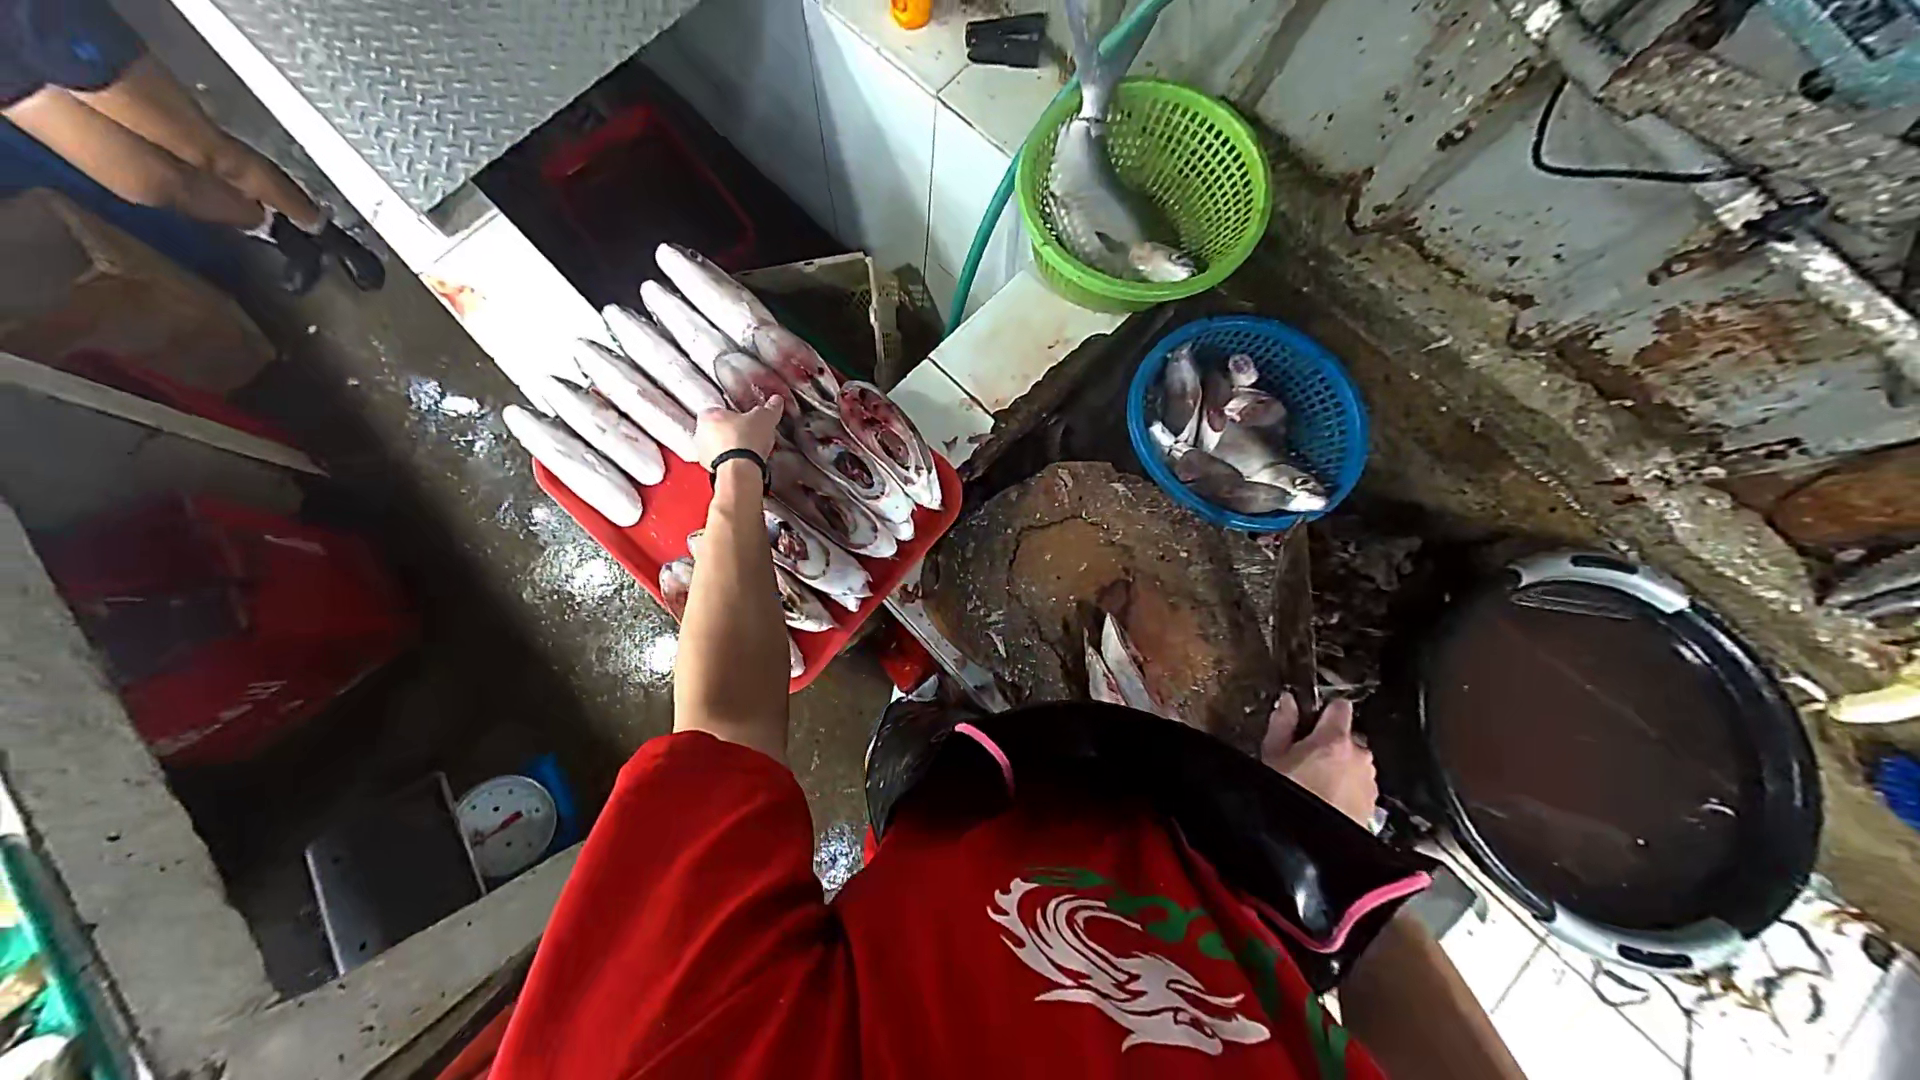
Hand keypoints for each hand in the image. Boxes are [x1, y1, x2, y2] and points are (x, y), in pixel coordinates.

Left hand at [694, 396, 782, 466]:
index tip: (747, 418)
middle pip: (718, 428)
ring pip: (719, 446)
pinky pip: (721, 462)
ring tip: (750, 451)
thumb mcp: (764, 418)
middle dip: (733, 431)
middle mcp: (700, 432)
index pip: (720, 408)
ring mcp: (703, 452)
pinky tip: (745, 463)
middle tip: (750, 434)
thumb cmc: (746, 439)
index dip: (735, 413)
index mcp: (708, 414)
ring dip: (731, 448)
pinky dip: (731, 462)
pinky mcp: (709, 469)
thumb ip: (770, 408)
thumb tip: (776, 401)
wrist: (739, 470)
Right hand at [1261, 693, 1376, 825]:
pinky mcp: (1374, 804)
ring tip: (1316, 783)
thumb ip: (1283, 722)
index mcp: (1335, 739)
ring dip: (1341, 767)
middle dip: (1331, 744)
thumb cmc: (1288, 793)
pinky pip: (1360, 785)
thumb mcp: (1273, 754)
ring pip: (1355, 763)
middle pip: (1347, 738)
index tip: (1310, 720)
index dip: (1324, 711)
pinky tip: (1328, 800)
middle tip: (1305, 758)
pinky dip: (1348, 787)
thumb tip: (1289, 701)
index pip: (1340, 707)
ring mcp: (1370, 781)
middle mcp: (1360, 756)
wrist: (1313, 844)